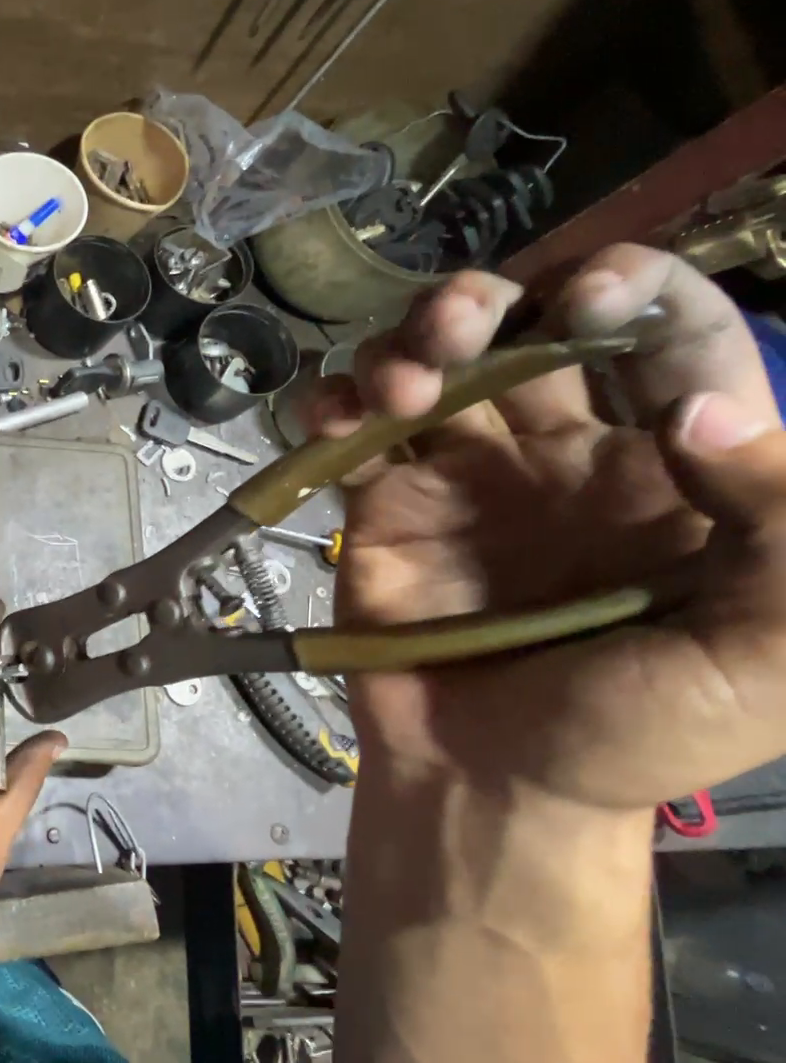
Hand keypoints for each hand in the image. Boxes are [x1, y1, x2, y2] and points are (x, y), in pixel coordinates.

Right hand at [313, 243, 785, 812]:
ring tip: (392, 395)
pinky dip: (328, 407)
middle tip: (456, 330)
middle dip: (483, 305)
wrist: (489, 777)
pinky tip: (331, 422)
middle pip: (517, 332)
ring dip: (399, 349)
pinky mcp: (377, 507)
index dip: (634, 289)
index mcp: (666, 468)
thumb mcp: (769, 654)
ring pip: (421, 367)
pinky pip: (346, 434)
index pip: (663, 340)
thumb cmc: (636, 729)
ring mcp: (456, 478)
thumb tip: (702, 407)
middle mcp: (556, 453)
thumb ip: (784, 527)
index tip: (590, 293)